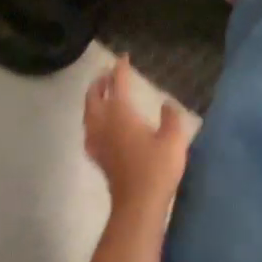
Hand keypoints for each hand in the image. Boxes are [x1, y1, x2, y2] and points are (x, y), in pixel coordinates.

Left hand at [83, 56, 187, 210]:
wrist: (138, 203)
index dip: (120, 69)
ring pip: (88, 111)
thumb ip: (171, 117)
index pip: (118, 84)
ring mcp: (97, 140)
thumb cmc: (157, 168)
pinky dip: (92, 118)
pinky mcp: (97, 155)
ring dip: (93, 98)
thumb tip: (167, 103)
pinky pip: (89, 129)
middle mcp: (103, 122)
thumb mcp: (174, 139)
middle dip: (100, 81)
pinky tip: (98, 125)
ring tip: (101, 94)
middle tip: (108, 74)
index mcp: (121, 112)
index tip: (124, 58)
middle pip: (94, 95)